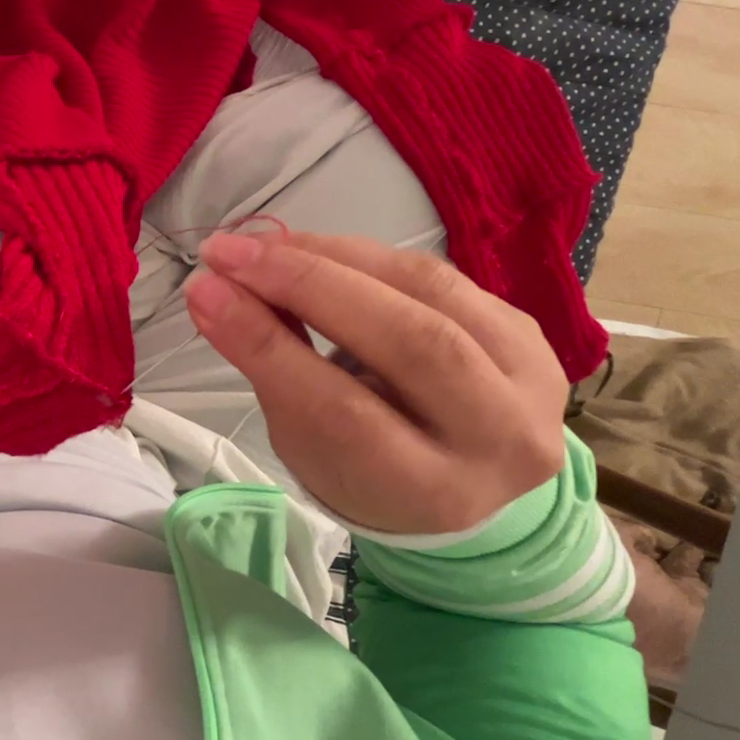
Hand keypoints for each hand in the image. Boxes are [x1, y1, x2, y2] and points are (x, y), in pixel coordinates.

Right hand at [184, 231, 567, 535]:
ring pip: (431, 292)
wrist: (457, 483)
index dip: (267, 344)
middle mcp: (504, 439)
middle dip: (305, 283)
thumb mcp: (301, 440)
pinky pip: (441, 277)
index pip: (340, 408)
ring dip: (333, 256)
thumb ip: (268, 368)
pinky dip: (366, 256)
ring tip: (261, 247)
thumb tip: (210, 293)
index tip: (204, 291)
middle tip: (229, 254)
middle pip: (407, 340)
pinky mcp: (535, 334)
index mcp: (430, 492)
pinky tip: (312, 253)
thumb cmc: (356, 470)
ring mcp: (534, 380)